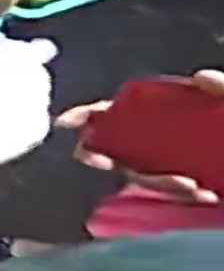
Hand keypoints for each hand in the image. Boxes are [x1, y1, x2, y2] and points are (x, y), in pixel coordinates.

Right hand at [56, 70, 223, 204]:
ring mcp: (171, 161)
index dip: (84, 115)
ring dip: (151, 180)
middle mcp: (160, 138)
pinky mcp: (186, 183)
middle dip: (97, 154)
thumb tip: (200, 77)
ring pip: (134, 171)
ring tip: (189, 186)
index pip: (113, 111)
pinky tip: (203, 193)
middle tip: (105, 162)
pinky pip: (161, 189)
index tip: (67, 123)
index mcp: (168, 115)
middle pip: (110, 144)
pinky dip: (176, 192)